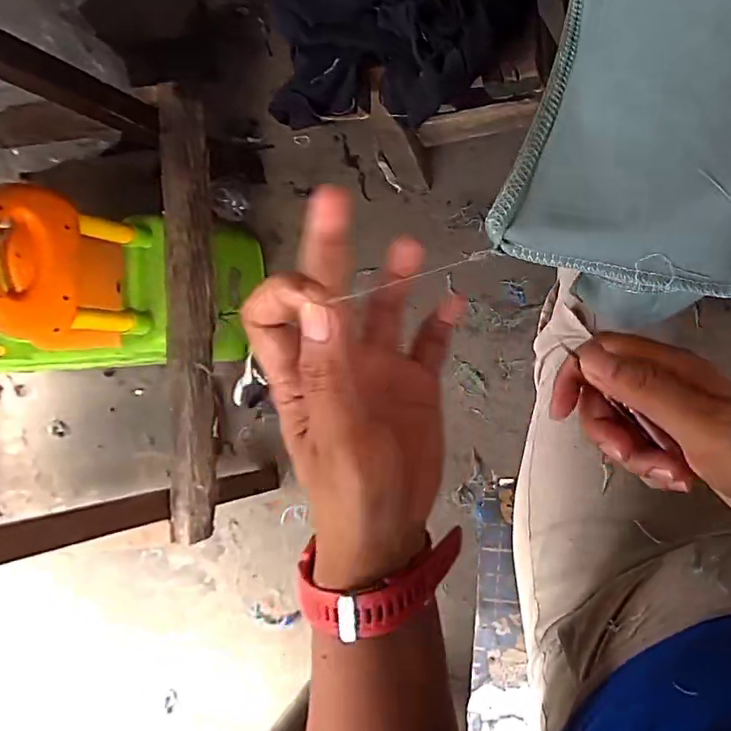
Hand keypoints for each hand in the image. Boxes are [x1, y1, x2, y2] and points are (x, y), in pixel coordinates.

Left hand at [240, 186, 464, 588]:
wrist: (389, 527)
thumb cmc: (352, 492)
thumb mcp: (338, 436)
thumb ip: (331, 371)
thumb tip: (323, 303)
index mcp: (301, 373)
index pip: (278, 312)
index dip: (294, 291)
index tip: (327, 296)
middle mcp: (337, 360)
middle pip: (326, 293)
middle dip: (328, 248)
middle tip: (335, 202)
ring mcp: (379, 369)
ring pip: (381, 310)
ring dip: (391, 278)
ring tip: (407, 248)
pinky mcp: (416, 383)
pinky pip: (427, 344)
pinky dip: (438, 324)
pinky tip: (451, 305)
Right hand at [551, 333, 730, 524]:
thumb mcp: (693, 421)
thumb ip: (641, 387)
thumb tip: (589, 357)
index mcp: (668, 366)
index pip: (602, 353)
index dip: (576, 376)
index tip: (562, 411)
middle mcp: (666, 382)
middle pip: (605, 392)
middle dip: (607, 428)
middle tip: (629, 454)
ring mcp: (671, 412)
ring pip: (622, 425)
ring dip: (635, 454)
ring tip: (671, 472)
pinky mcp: (678, 439)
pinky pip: (642, 447)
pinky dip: (653, 466)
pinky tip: (682, 479)